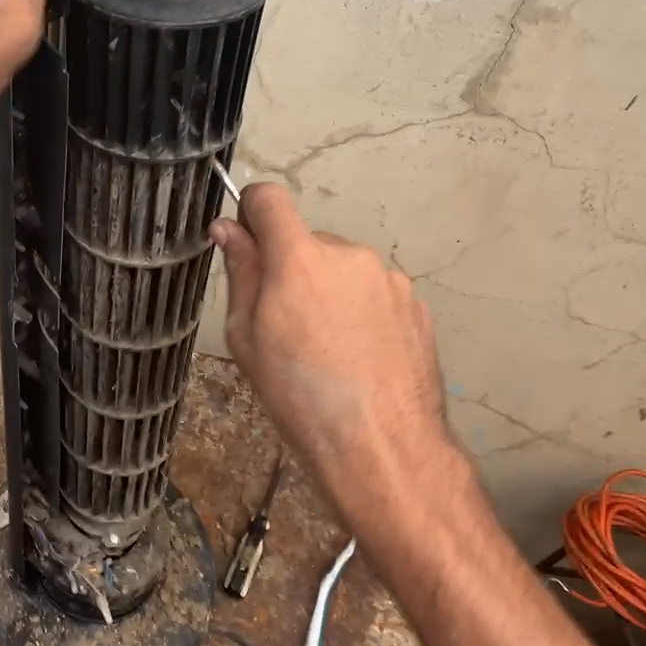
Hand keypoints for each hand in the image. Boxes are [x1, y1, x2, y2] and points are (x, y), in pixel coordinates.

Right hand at [210, 184, 451, 499]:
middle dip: (290, 269)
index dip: (250, 211)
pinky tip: (358, 357)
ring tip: (326, 349)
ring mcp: (389, 279)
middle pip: (305, 242)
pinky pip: (373, 293)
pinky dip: (359, 312)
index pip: (268, 198)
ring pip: (341, 269)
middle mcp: (349, 254)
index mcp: (300, 258)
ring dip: (327, 291)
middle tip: (284, 325)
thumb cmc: (298, 395)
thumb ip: (241, 273)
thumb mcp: (247, 337)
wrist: (382, 447)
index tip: (245, 243)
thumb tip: (229, 230)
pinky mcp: (417, 305)